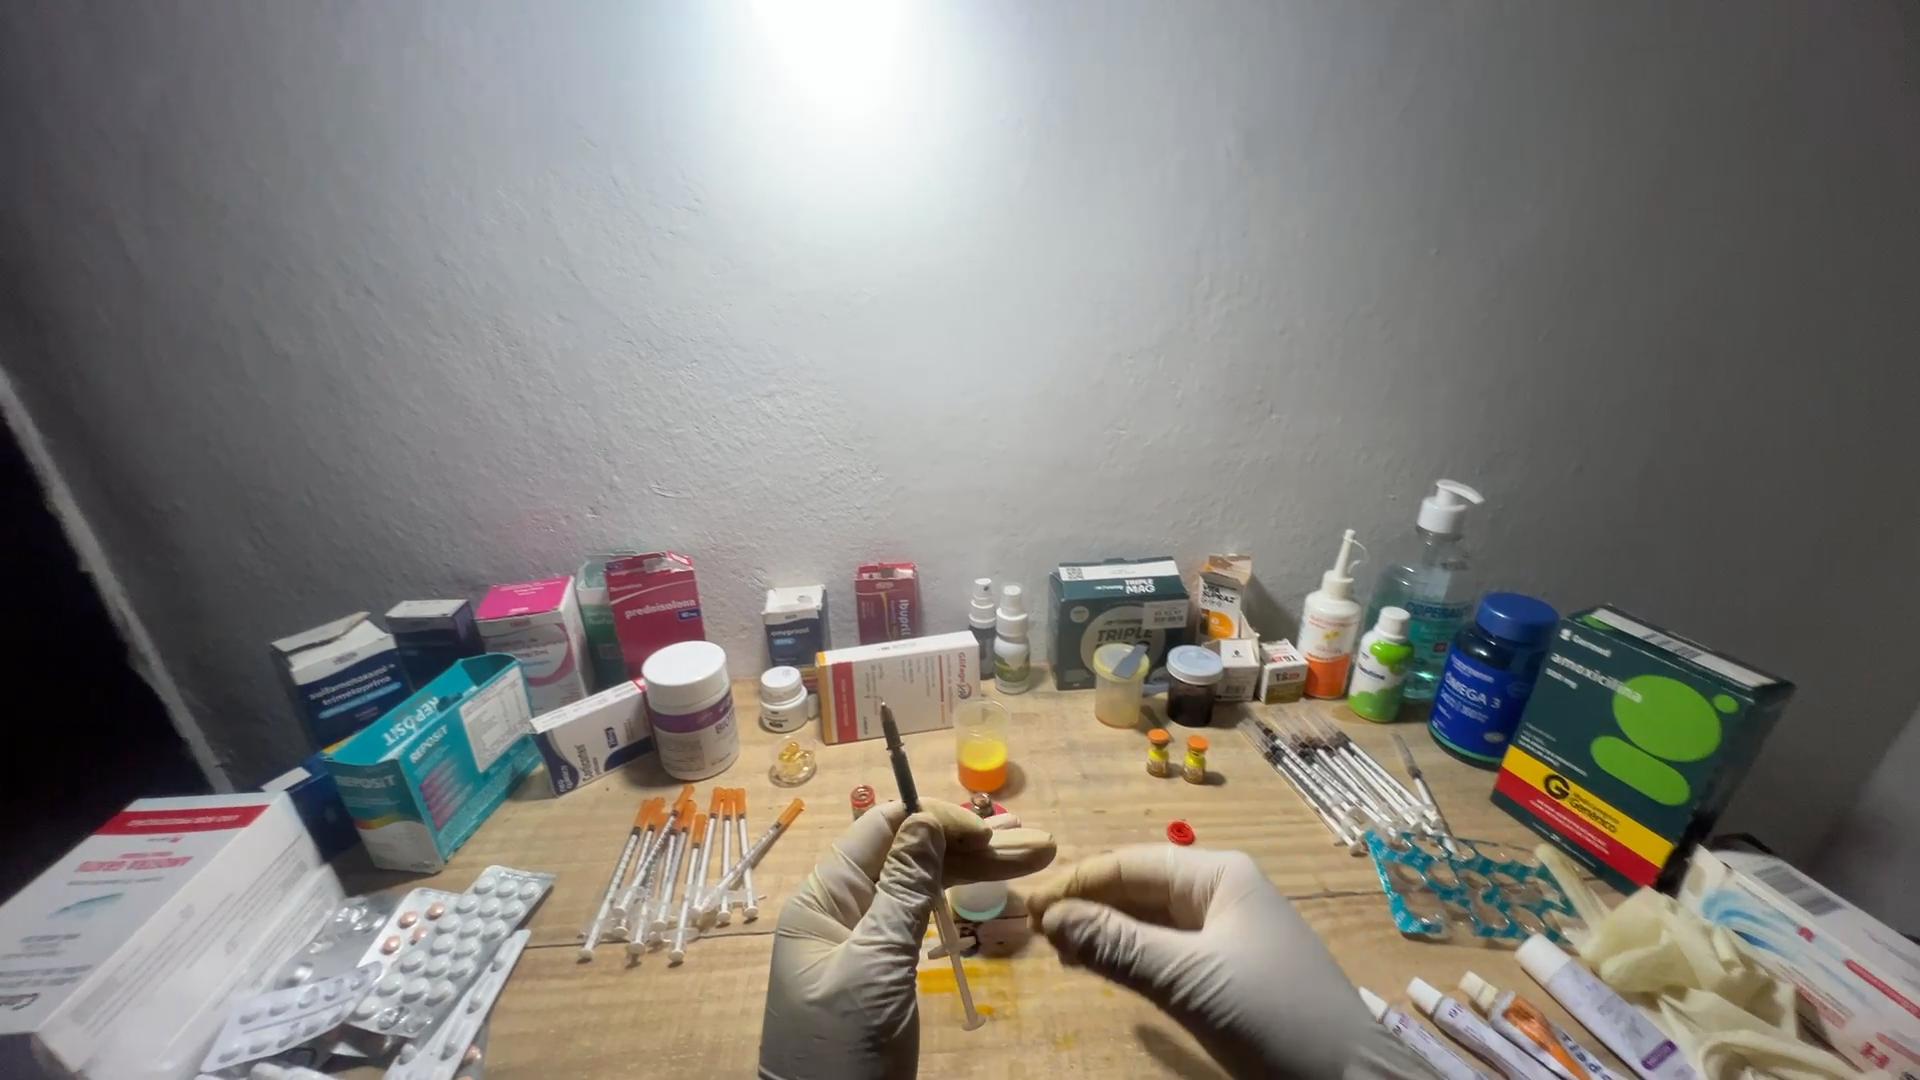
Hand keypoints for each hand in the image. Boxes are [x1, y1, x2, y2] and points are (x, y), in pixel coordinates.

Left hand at [759, 799, 1055, 1079]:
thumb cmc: (843, 1048)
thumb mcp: (875, 964)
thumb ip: (903, 888)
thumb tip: (925, 819)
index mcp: (825, 895)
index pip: (882, 829)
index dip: (934, 820)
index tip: (986, 832)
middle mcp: (844, 903)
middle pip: (912, 854)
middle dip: (972, 846)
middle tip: (1035, 844)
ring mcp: (866, 932)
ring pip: (924, 882)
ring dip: (976, 867)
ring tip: (1034, 854)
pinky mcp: (885, 960)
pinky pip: (922, 913)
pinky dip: (960, 897)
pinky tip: (995, 883)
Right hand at [1023, 846, 1433, 1079]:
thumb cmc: (1275, 1020)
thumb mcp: (1190, 981)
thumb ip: (1117, 946)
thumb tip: (1051, 918)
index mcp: (1219, 874)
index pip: (1132, 864)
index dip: (1080, 882)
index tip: (1032, 904)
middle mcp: (1222, 891)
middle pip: (1140, 888)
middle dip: (1090, 906)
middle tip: (1038, 929)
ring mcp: (1228, 930)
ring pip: (1151, 920)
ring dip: (1106, 932)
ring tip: (1060, 948)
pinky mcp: (1230, 969)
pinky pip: (1168, 950)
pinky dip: (1131, 956)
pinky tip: (1102, 965)